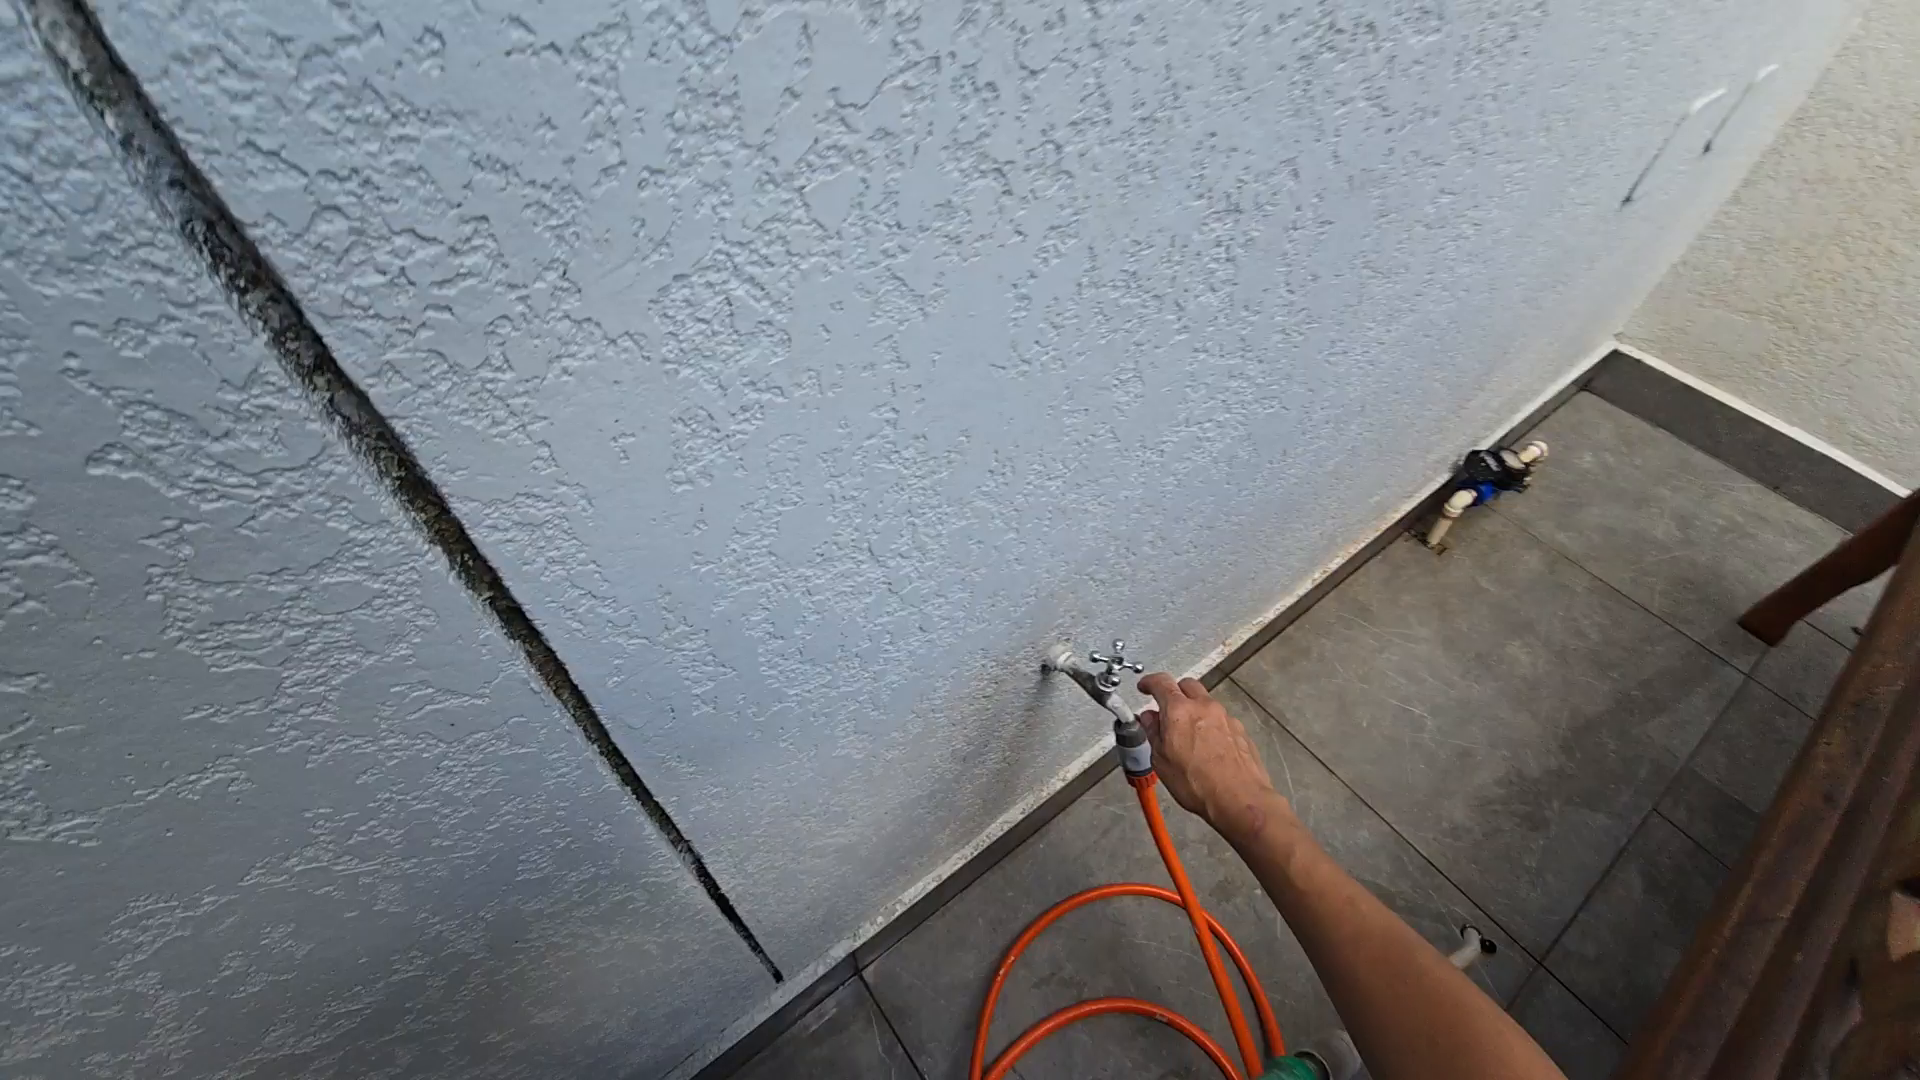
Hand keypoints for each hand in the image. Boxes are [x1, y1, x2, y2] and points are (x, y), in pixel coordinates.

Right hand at [1137, 673, 1286, 842]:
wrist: (1239, 800)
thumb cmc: (1199, 784)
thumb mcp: (1161, 761)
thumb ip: (1153, 733)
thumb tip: (1150, 719)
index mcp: (1179, 710)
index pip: (1160, 682)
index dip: (1149, 682)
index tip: (1145, 687)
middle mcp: (1204, 707)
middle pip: (1186, 685)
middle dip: (1174, 692)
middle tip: (1166, 709)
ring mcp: (1225, 717)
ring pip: (1205, 701)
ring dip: (1194, 709)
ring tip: (1186, 734)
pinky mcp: (1240, 730)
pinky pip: (1220, 718)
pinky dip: (1210, 724)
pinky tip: (1207, 746)